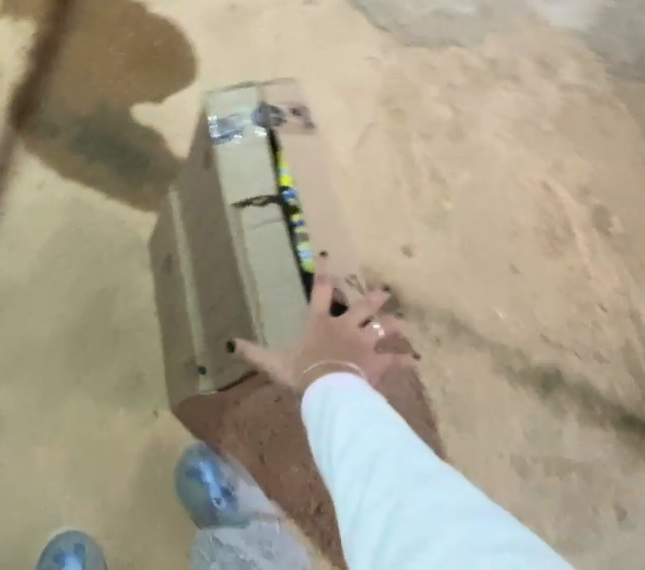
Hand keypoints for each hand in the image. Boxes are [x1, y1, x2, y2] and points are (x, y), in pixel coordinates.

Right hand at [233, 258, 416, 393]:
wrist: (328, 388)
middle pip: (362, 307)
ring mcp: (363, 344)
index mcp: (320, 323)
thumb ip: (254, 352)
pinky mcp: (376, 362)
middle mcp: (344, 327)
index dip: (324, 273)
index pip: (320, 291)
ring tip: (402, 322)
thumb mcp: (273, 362)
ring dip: (392, 325)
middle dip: (373, 298)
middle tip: (385, 290)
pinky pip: (394, 360)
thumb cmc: (301, 372)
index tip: (328, 256)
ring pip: (381, 328)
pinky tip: (415, 361)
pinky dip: (404, 361)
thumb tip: (230, 343)